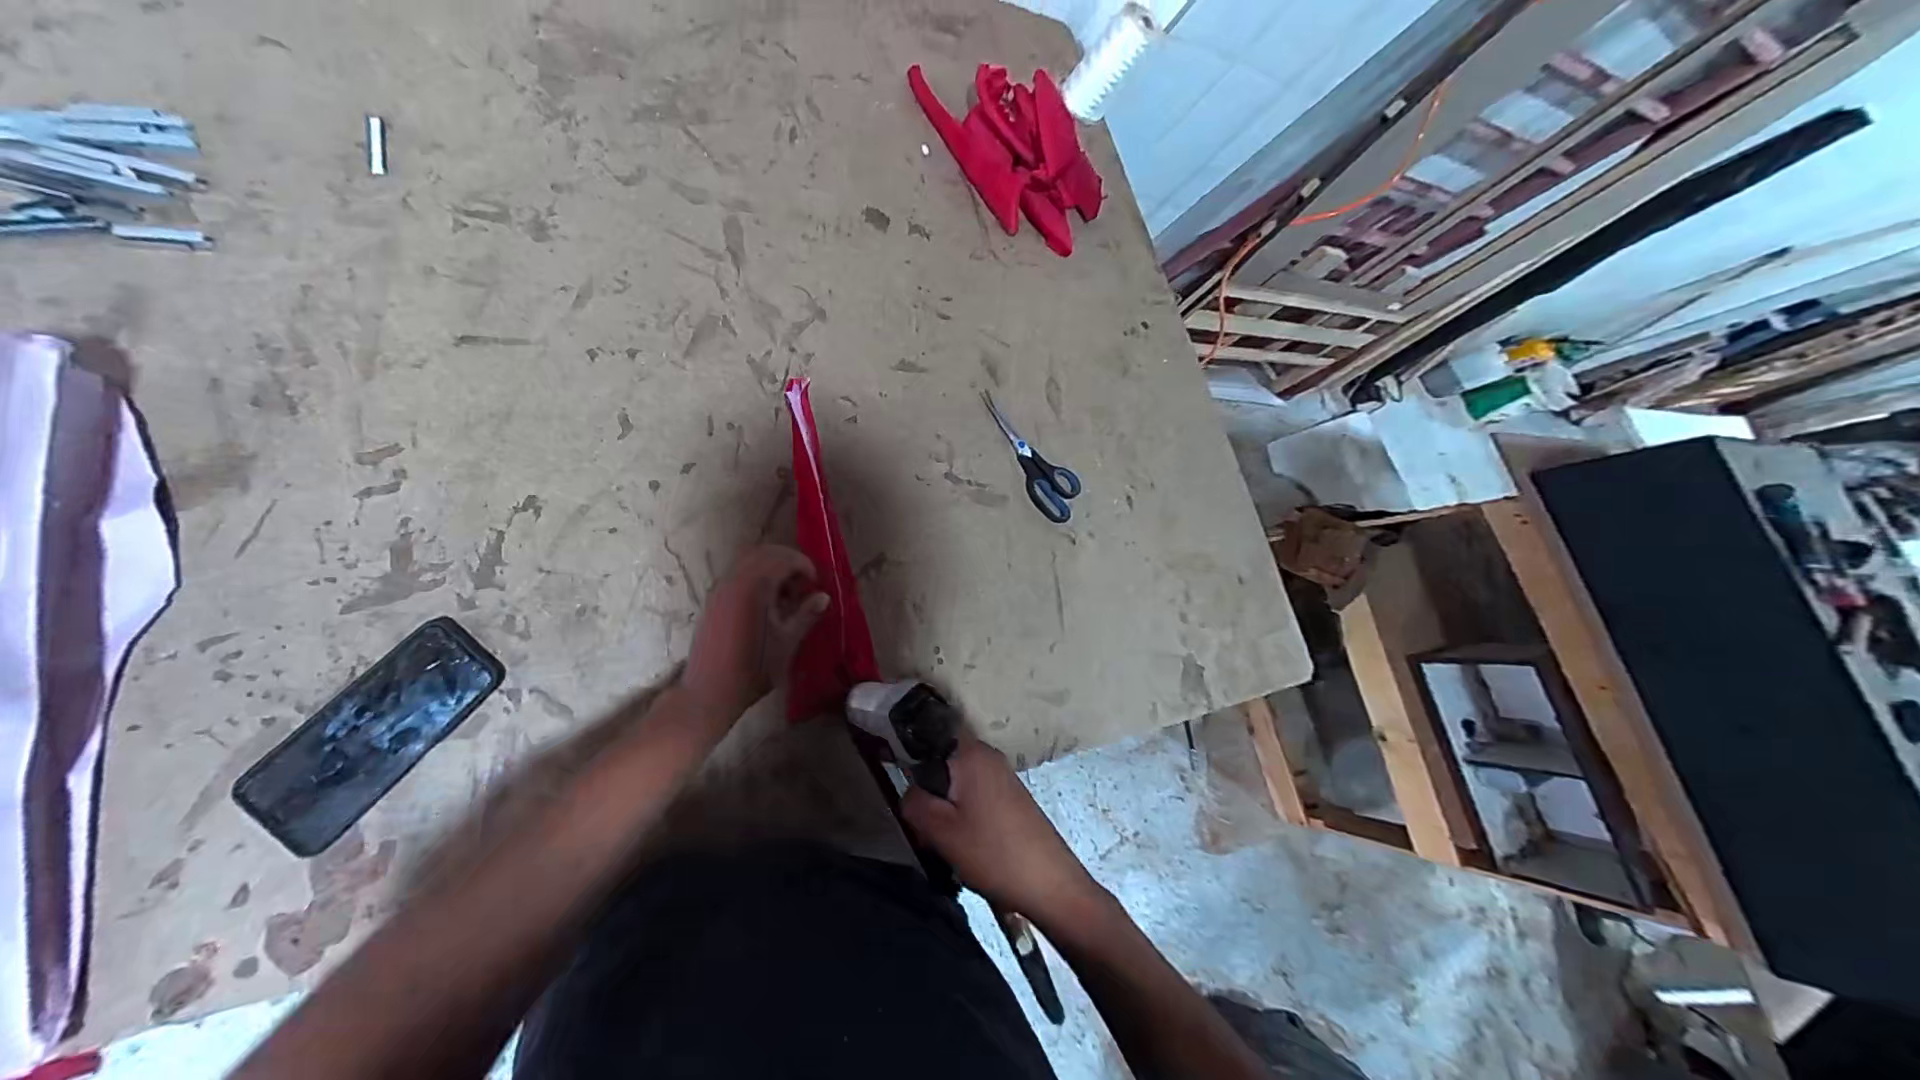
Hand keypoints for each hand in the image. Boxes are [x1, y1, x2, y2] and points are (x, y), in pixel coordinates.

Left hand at [683, 545, 829, 719]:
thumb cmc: (753, 669)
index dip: (804, 566)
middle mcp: (734, 580)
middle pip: (764, 553)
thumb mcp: (787, 643)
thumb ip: (806, 615)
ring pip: (749, 562)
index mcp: (754, 587)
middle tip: (803, 587)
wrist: (709, 693)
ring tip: (786, 599)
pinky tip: (766, 608)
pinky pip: (738, 576)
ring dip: (771, 571)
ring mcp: (720, 589)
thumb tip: (823, 596)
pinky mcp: (713, 601)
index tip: (816, 584)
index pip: (783, 558)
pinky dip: (756, 580)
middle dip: (788, 563)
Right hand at [901, 733, 1104, 925]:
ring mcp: (1002, 776)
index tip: (895, 780)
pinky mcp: (1010, 797)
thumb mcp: (940, 830)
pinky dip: (962, 815)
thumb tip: (908, 791)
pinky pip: (973, 796)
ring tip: (943, 842)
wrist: (1051, 884)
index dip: (906, 754)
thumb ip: (913, 802)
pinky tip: (964, 846)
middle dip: (926, 791)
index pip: (926, 735)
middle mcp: (988, 755)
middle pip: (941, 762)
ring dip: (944, 808)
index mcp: (970, 753)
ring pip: (956, 783)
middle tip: (922, 826)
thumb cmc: (993, 852)